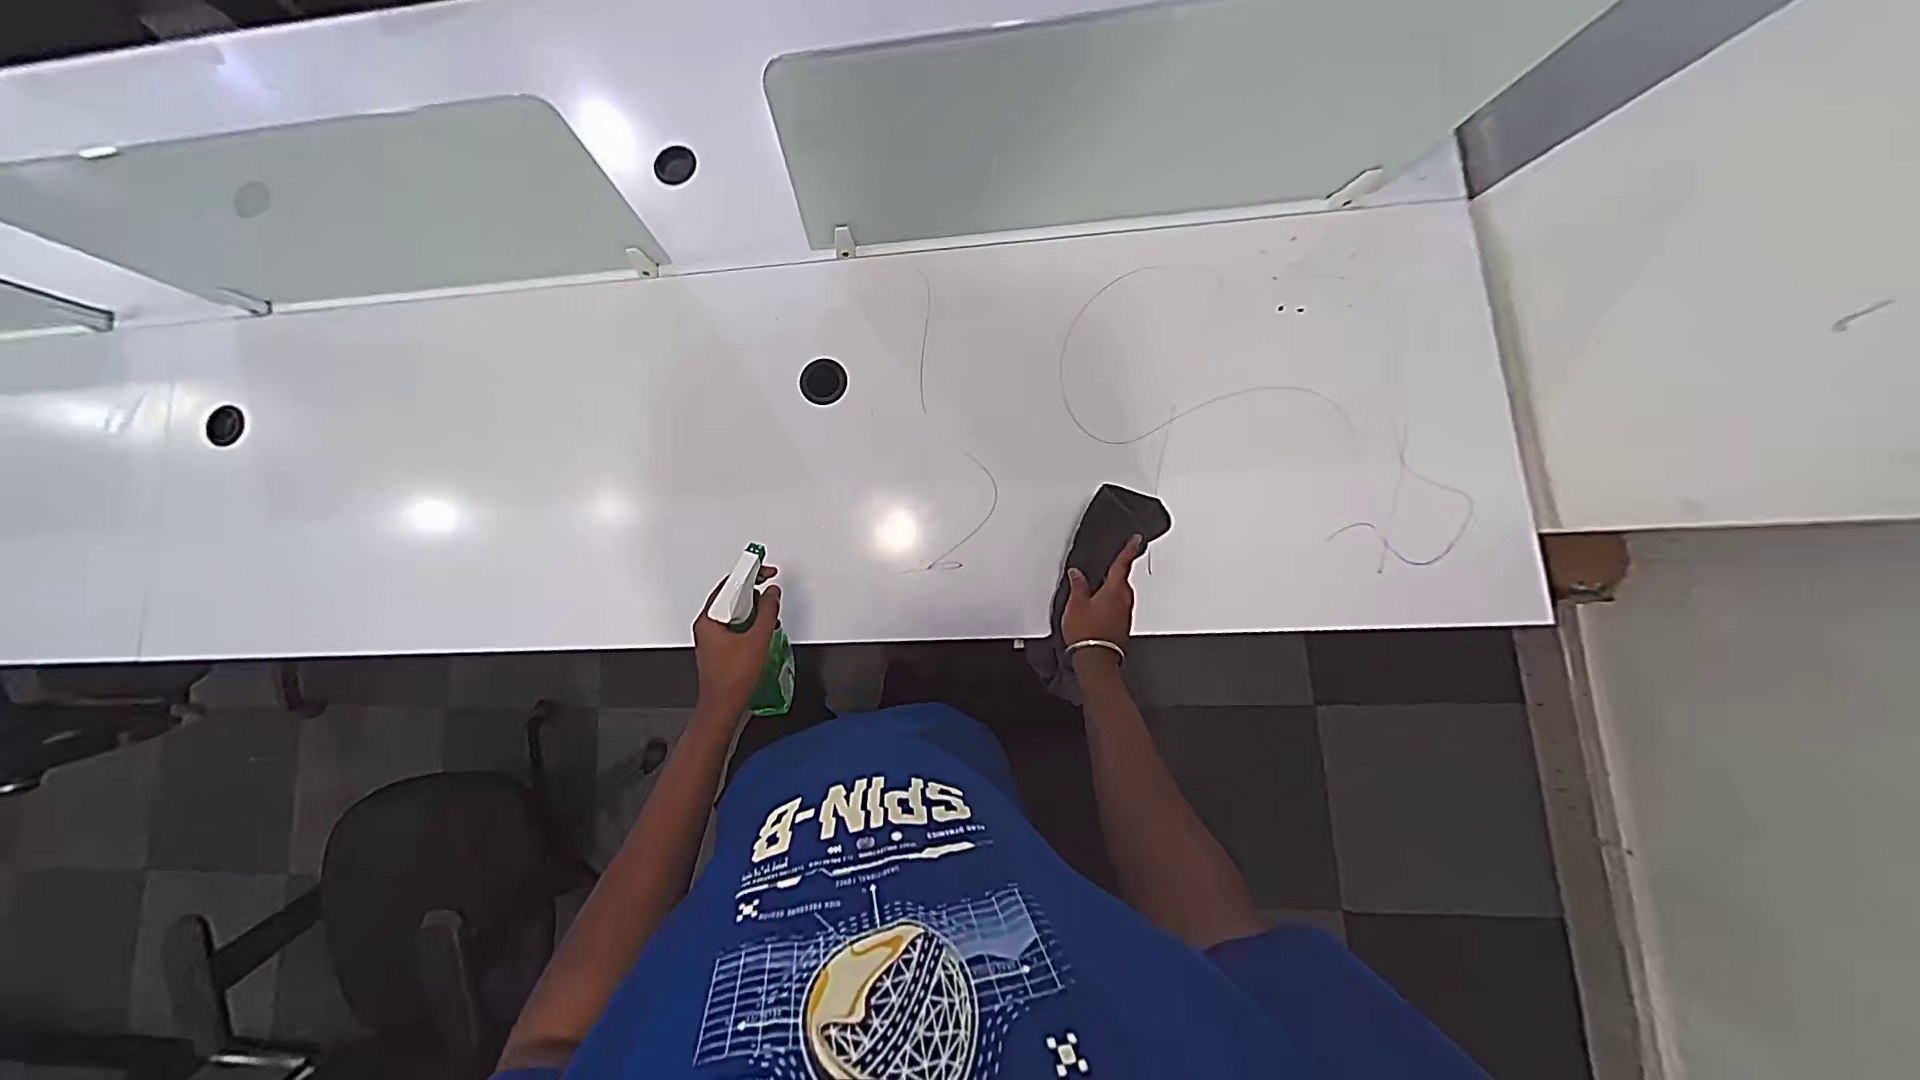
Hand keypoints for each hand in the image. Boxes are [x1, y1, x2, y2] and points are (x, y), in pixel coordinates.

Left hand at [693, 565, 780, 710]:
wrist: (724, 706)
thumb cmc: (732, 678)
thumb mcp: (757, 638)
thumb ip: (767, 611)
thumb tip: (772, 593)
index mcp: (709, 620)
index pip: (729, 586)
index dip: (749, 575)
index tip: (764, 570)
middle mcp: (708, 627)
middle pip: (731, 598)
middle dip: (754, 592)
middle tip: (769, 587)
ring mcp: (713, 638)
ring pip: (736, 613)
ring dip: (755, 610)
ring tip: (770, 614)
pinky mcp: (721, 648)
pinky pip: (737, 626)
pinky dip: (752, 624)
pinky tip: (765, 631)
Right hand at [1062, 535, 1141, 656]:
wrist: (1095, 659)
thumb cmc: (1087, 633)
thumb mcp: (1075, 604)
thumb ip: (1078, 585)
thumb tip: (1076, 573)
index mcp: (1113, 591)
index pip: (1122, 565)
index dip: (1129, 551)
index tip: (1135, 541)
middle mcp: (1123, 602)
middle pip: (1123, 580)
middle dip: (1119, 572)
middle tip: (1114, 564)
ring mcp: (1125, 615)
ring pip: (1122, 594)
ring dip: (1115, 588)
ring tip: (1101, 587)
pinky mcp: (1122, 626)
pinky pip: (1119, 607)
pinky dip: (1113, 602)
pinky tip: (1101, 607)